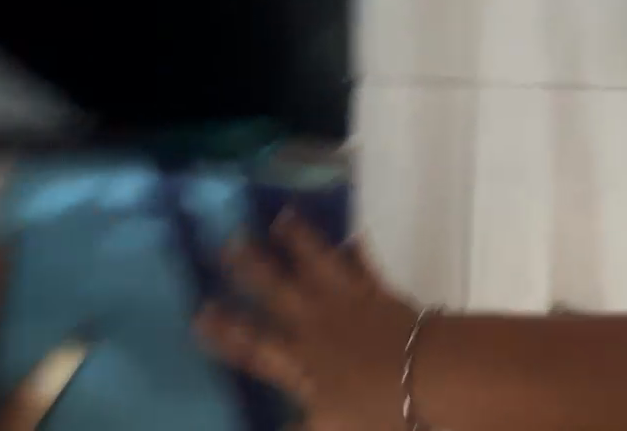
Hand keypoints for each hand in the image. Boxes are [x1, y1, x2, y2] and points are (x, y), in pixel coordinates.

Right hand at [197, 213, 421, 430]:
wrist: (426, 376)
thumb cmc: (376, 414)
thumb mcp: (329, 430)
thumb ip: (299, 430)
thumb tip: (270, 430)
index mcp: (301, 364)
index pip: (254, 346)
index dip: (226, 332)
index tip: (200, 310)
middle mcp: (318, 325)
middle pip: (278, 292)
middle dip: (251, 268)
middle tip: (229, 241)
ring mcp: (349, 302)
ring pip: (317, 264)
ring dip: (299, 240)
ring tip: (282, 216)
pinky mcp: (379, 291)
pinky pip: (365, 266)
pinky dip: (359, 250)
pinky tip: (353, 233)